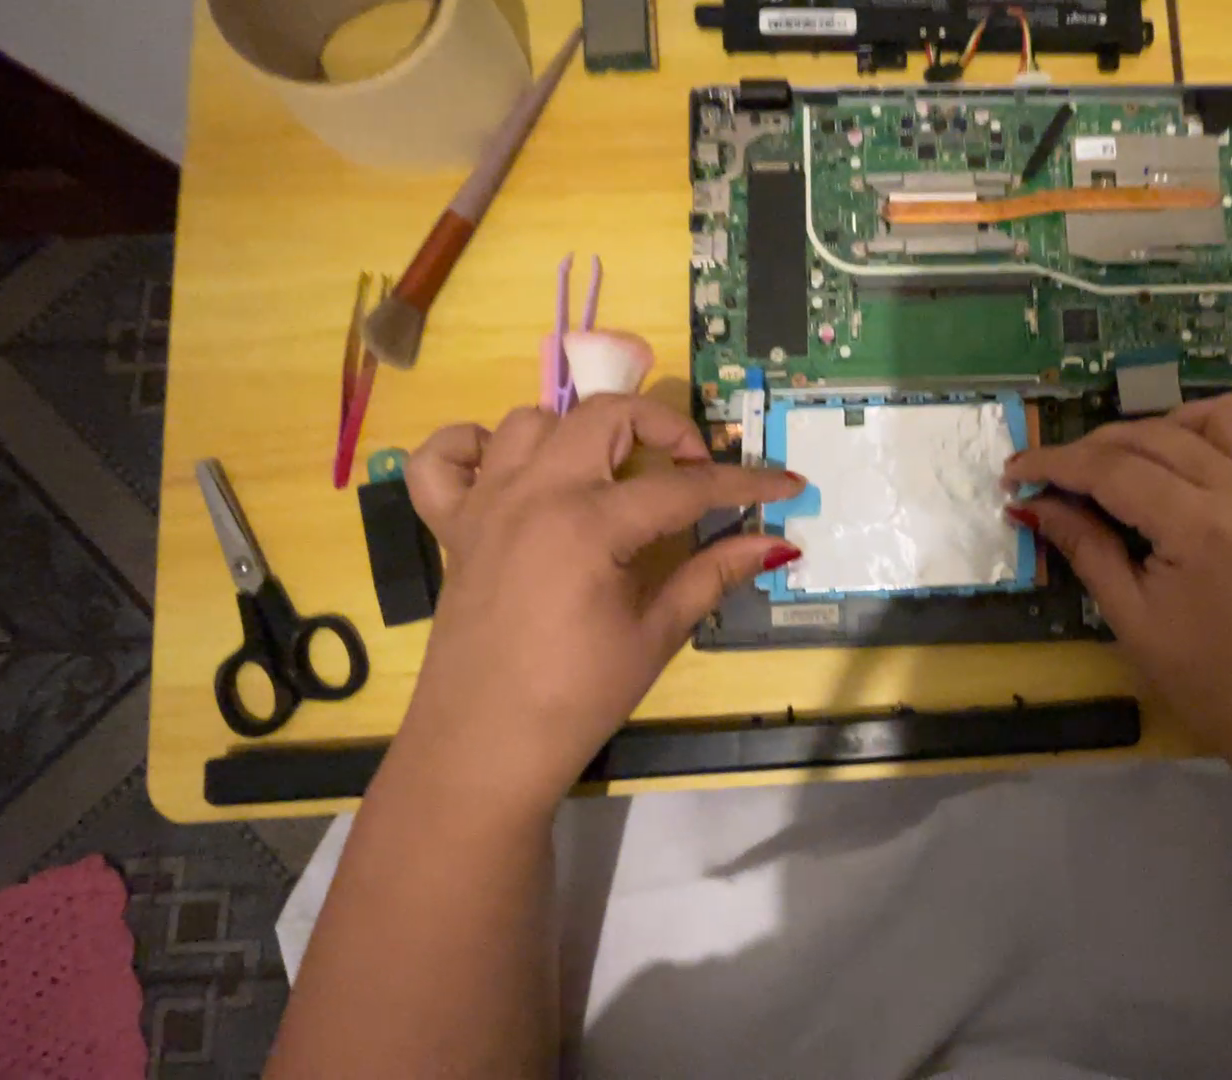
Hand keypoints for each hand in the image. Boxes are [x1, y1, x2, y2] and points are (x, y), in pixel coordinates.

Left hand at [399, 395, 804, 805]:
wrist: (484, 748)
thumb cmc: (580, 696)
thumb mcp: (657, 632)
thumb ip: (714, 573)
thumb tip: (777, 543)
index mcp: (589, 525)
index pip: (685, 487)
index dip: (746, 482)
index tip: (788, 482)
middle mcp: (533, 494)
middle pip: (606, 415)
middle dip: (666, 428)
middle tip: (695, 472)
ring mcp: (484, 505)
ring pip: (532, 422)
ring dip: (584, 434)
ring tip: (616, 474)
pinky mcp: (452, 527)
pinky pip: (443, 458)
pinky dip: (474, 447)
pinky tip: (513, 473)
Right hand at [1003, 394, 1231, 744]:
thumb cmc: (1204, 680)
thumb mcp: (1130, 617)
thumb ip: (1084, 548)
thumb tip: (1032, 505)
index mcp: (1198, 528)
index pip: (1112, 470)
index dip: (1054, 464)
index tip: (1013, 471)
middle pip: (1156, 436)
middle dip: (1091, 447)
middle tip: (1051, 478)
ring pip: (1222, 416)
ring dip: (1165, 424)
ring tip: (1130, 459)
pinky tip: (1225, 440)